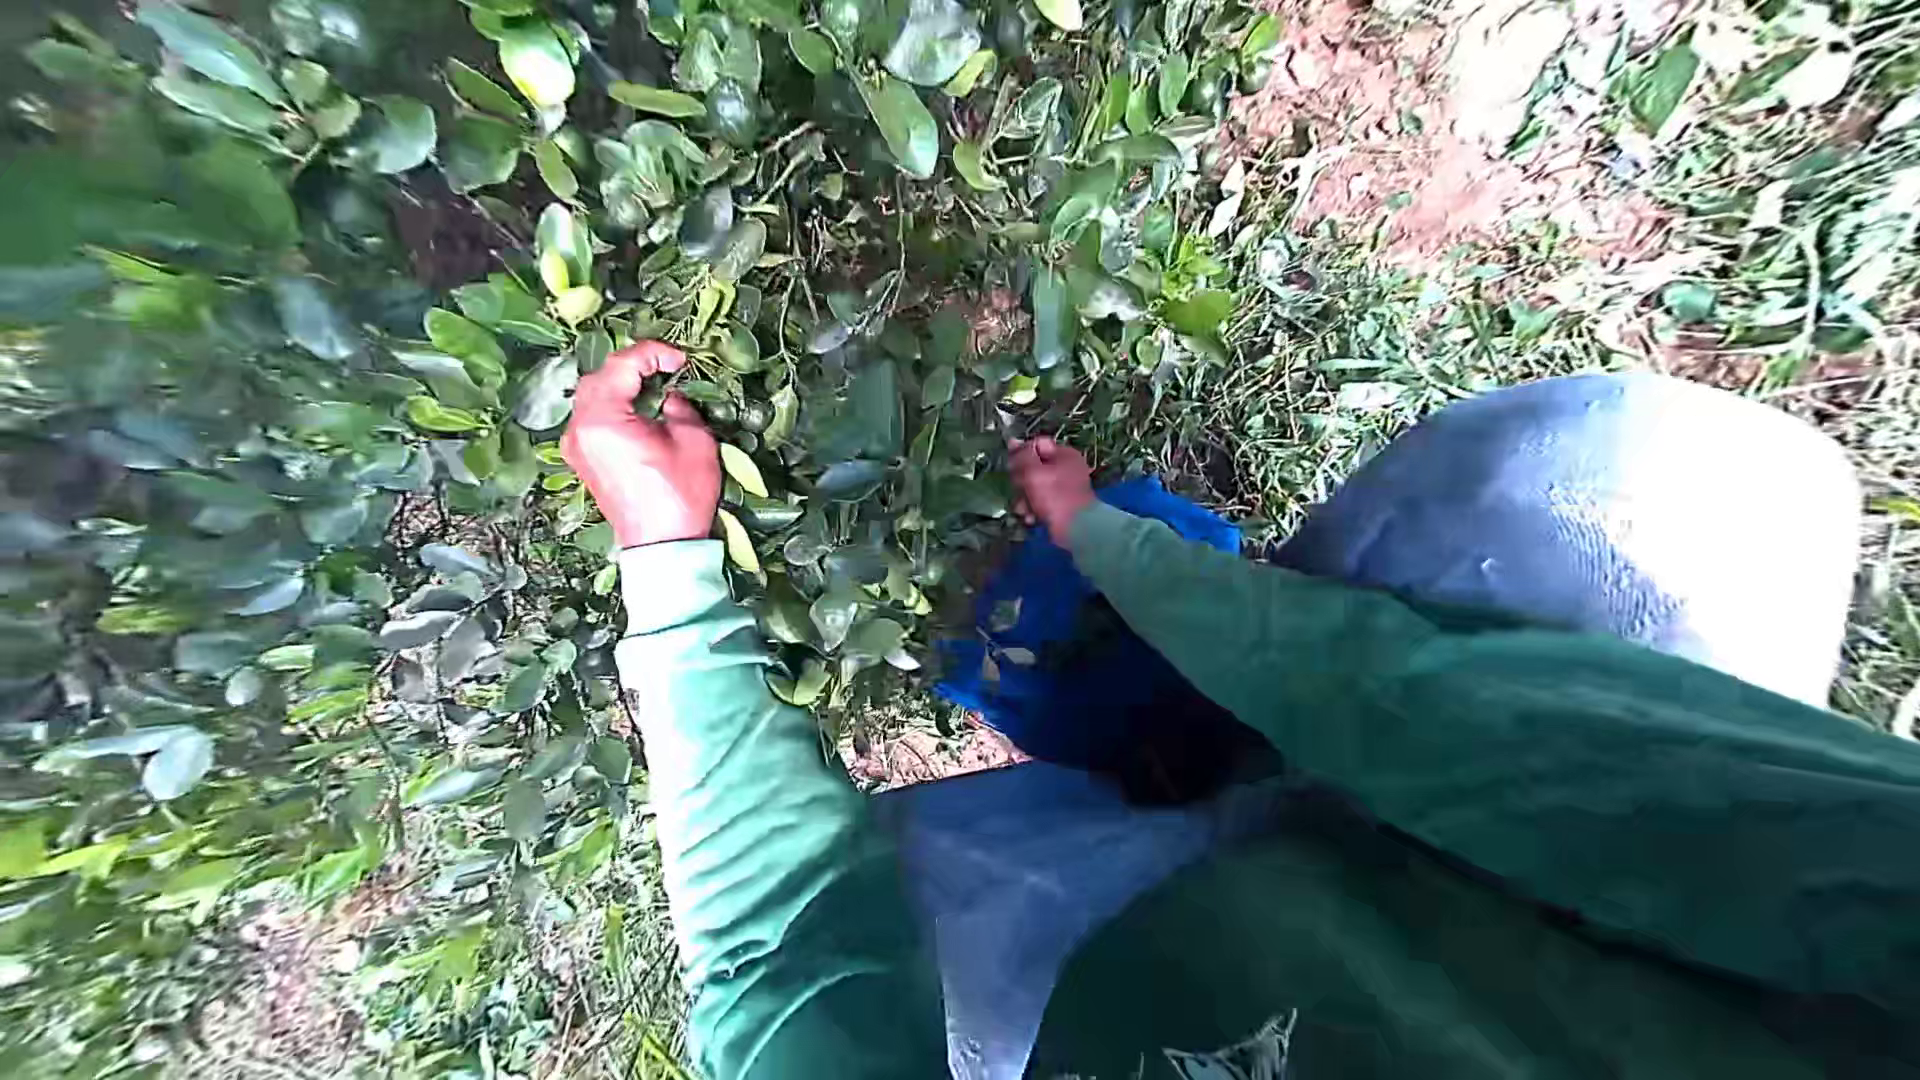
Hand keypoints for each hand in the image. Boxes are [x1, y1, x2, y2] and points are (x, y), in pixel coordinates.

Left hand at [562, 341, 720, 548]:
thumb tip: (670, 398)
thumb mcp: (695, 442)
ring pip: (594, 400)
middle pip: (600, 379)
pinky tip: (642, 415)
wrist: (664, 545)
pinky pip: (594, 421)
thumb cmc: (681, 494)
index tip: (681, 360)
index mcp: (603, 419)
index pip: (620, 366)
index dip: (652, 354)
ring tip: (657, 389)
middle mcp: (580, 429)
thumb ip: (681, 409)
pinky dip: (616, 409)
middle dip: (634, 368)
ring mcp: (577, 447)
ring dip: (624, 388)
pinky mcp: (584, 462)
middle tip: (668, 369)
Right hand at [1010, 435, 1095, 541]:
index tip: (1014, 468)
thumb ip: (1022, 456)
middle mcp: (1065, 468)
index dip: (1021, 455)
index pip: (1035, 445)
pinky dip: (1033, 509)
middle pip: (1032, 467)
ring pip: (1032, 486)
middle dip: (1021, 481)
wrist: (1076, 530)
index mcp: (1063, 454)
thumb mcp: (1034, 472)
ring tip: (1025, 509)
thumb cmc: (1055, 497)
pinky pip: (1039, 501)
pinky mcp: (1059, 504)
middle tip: (1021, 490)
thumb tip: (1013, 441)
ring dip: (1024, 499)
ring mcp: (1063, 487)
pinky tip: (1031, 518)